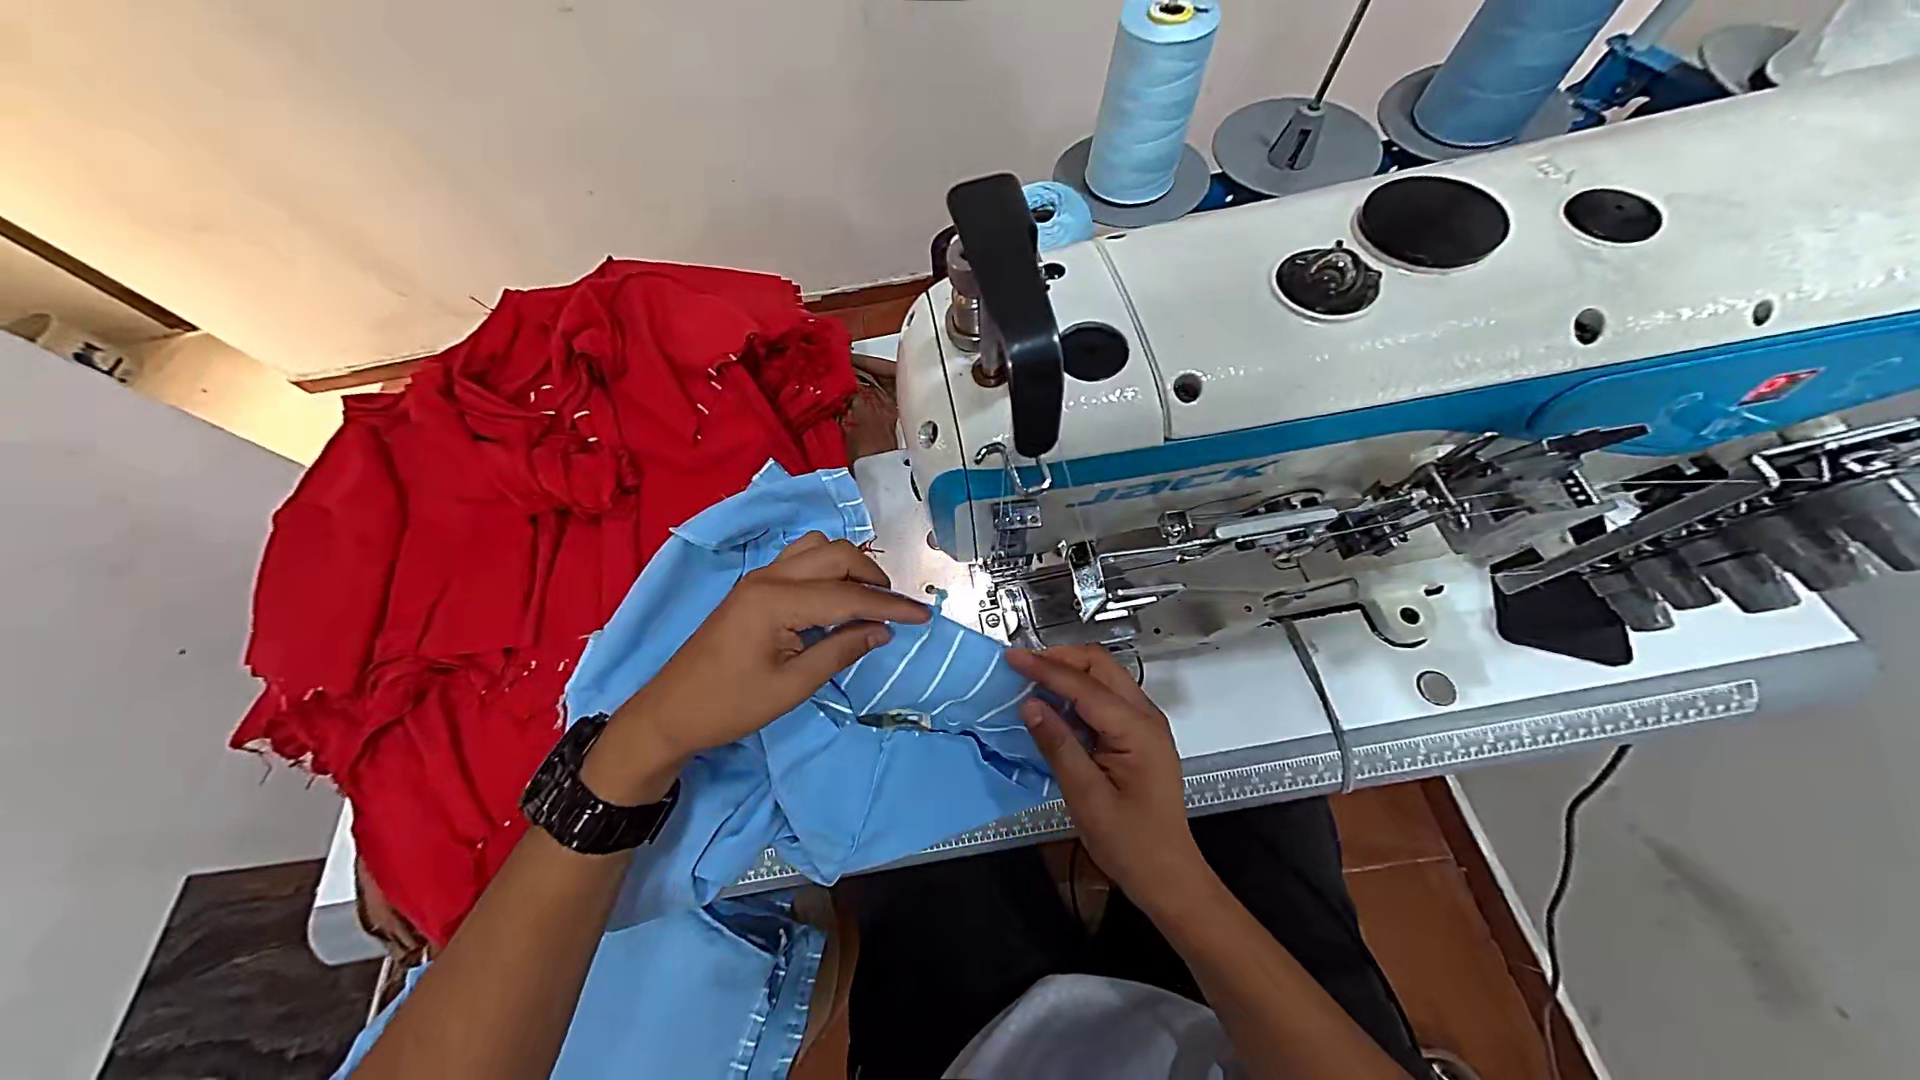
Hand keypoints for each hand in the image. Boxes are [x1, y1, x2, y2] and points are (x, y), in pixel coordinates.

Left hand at [582, 533, 929, 803]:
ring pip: (816, 548)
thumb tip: (882, 630)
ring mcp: (758, 578)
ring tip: (868, 597)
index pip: (849, 594)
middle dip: (873, 576)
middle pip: (836, 555)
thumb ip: (841, 650)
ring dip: (849, 565)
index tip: (924, 617)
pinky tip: (835, 595)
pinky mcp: (753, 587)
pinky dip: (827, 568)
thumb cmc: (730, 705)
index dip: (891, 605)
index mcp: (777, 601)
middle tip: (895, 608)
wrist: (669, 712)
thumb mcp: (793, 686)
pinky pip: (799, 559)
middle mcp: (769, 577)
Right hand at [1006, 645, 1209, 915]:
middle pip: (1099, 665)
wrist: (1168, 876)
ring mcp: (1144, 724)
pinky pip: (1105, 697)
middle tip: (1021, 668)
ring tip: (1031, 682)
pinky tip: (1054, 706)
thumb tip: (1030, 705)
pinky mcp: (1138, 735)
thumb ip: (1058, 745)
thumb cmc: (1131, 844)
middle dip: (1058, 659)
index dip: (1044, 668)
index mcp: (1137, 730)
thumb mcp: (1086, 797)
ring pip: (1103, 676)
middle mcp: (1146, 717)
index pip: (1084, 685)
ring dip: (1068, 673)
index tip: (1013, 658)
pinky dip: (1077, 692)